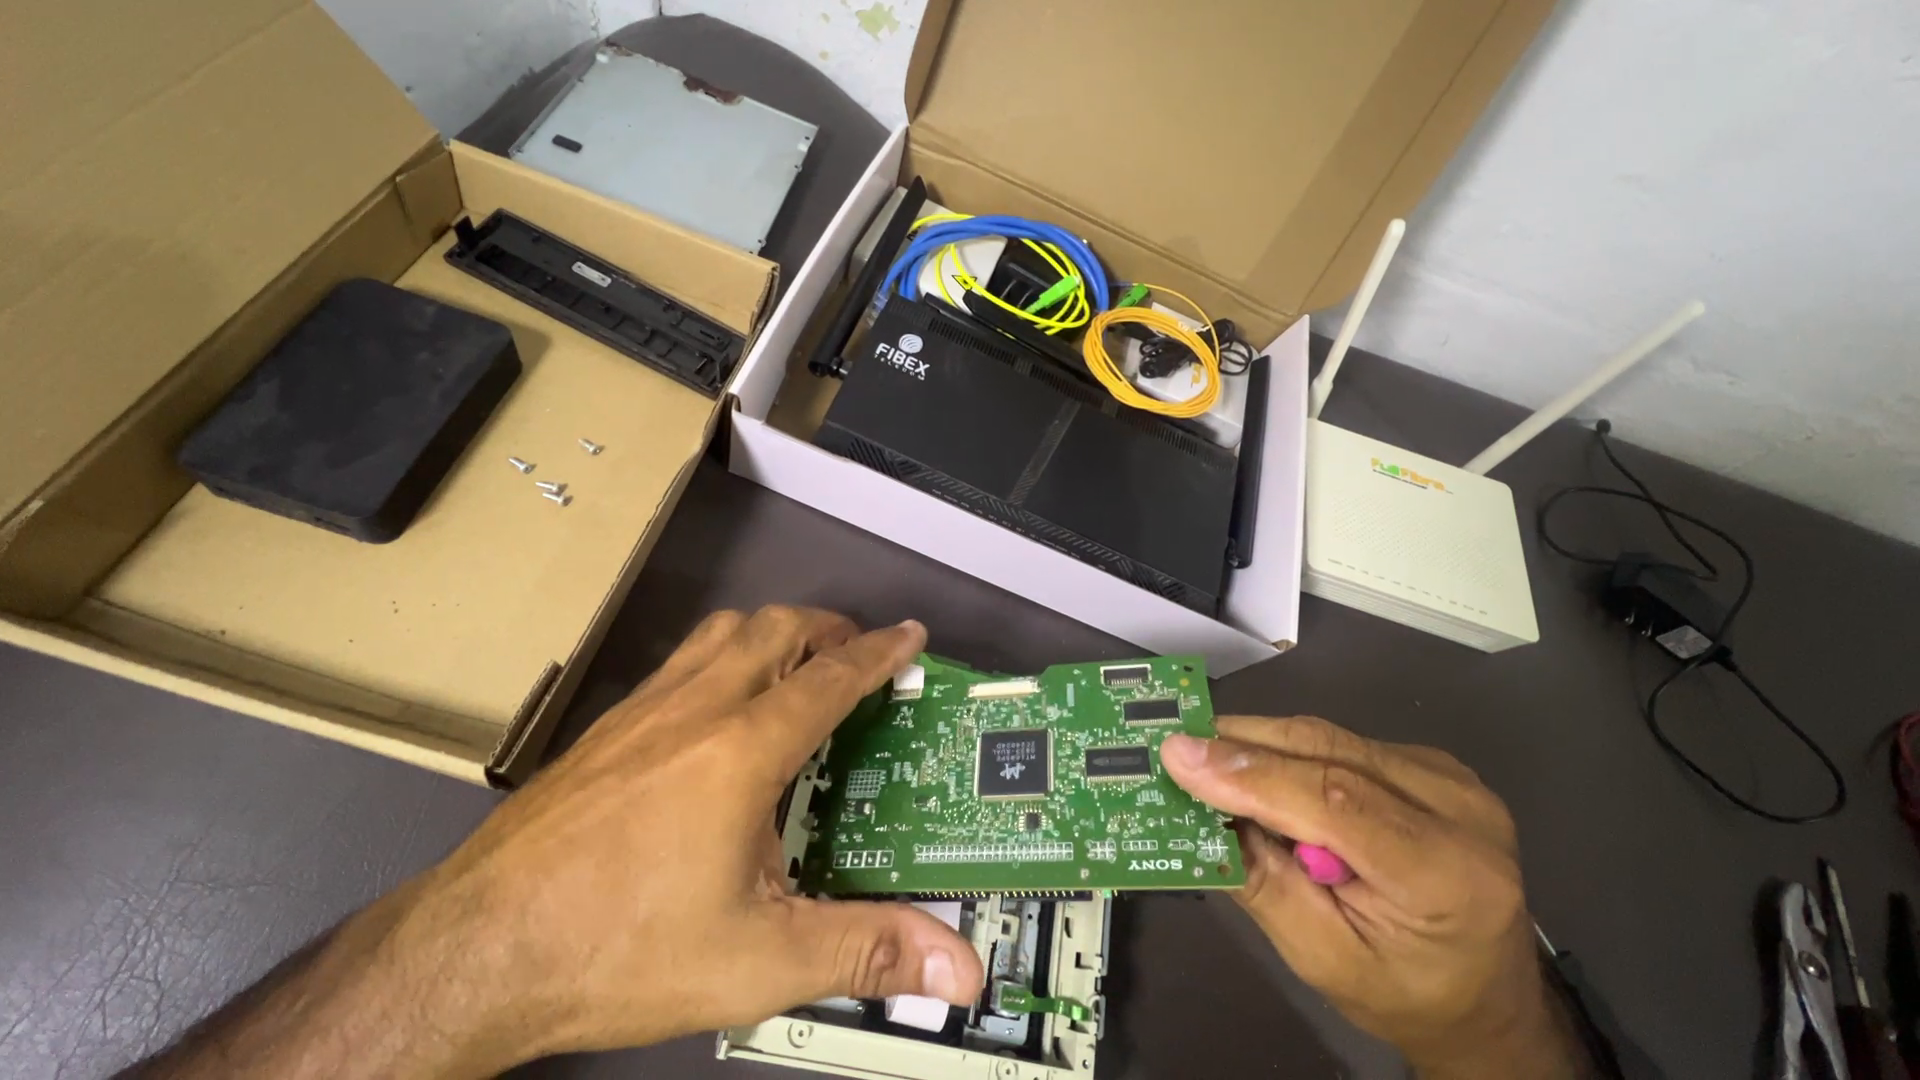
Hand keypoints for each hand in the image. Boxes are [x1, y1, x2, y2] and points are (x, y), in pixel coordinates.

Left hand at [409, 607, 984, 1063]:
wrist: (473, 954)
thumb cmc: (622, 952)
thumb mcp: (760, 962)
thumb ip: (867, 952)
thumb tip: (962, 970)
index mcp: (741, 752)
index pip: (829, 678)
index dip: (878, 653)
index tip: (910, 635)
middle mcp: (693, 711)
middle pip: (774, 629)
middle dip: (828, 628)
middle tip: (861, 652)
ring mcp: (640, 713)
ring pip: (721, 632)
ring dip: (773, 632)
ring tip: (801, 664)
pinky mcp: (602, 731)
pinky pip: (679, 661)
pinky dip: (723, 655)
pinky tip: (720, 706)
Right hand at [1161, 717, 1582, 1077]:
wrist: (1486, 1000)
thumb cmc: (1403, 994)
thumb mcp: (1321, 957)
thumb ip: (1261, 882)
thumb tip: (1197, 810)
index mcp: (1446, 873)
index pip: (1334, 800)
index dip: (1250, 773)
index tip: (1177, 755)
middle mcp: (1458, 807)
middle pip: (1328, 752)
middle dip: (1240, 746)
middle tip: (1170, 746)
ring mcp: (1450, 777)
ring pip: (1328, 737)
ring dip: (1257, 745)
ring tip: (1198, 757)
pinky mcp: (1431, 765)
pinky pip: (1341, 743)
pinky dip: (1288, 752)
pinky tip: (1253, 770)